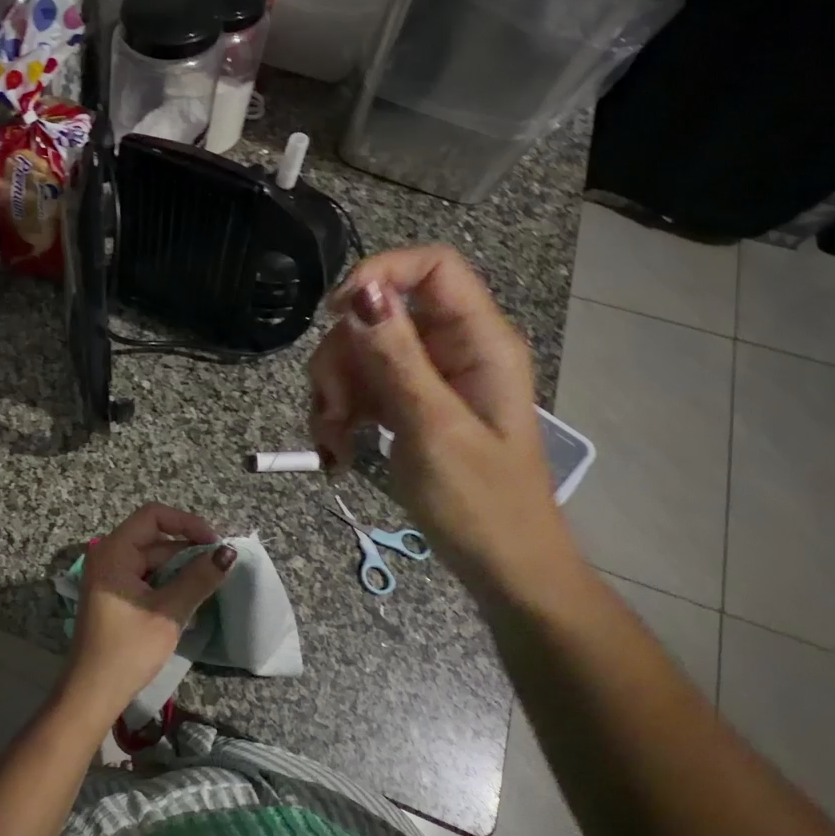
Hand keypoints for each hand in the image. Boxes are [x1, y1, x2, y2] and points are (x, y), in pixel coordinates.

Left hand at [60, 504, 234, 718]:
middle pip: (154, 537)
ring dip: (181, 566)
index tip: (216, 544)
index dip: (187, 523)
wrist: (93, 692)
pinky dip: (168, 580)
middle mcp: (107, 555)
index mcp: (113, 551)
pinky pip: (145, 575)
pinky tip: (191, 594)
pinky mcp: (114, 594)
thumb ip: (198, 579)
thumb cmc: (128, 650)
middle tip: (222, 566)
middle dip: (188, 547)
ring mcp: (109, 575)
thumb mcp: (168, 613)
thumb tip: (228, 552)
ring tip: (212, 581)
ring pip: (152, 558)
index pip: (153, 516)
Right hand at [307, 246, 571, 589]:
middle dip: (342, 357)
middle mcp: (453, 349)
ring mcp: (428, 378)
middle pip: (379, 313)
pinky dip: (339, 415)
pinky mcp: (407, 405)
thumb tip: (364, 292)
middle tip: (335, 409)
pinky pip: (358, 387)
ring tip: (334, 442)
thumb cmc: (481, 503)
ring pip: (358, 352)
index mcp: (480, 343)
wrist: (501, 567)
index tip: (335, 314)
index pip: (433, 267)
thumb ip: (397, 358)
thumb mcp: (433, 429)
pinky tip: (339, 451)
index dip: (380, 273)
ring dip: (333, 392)